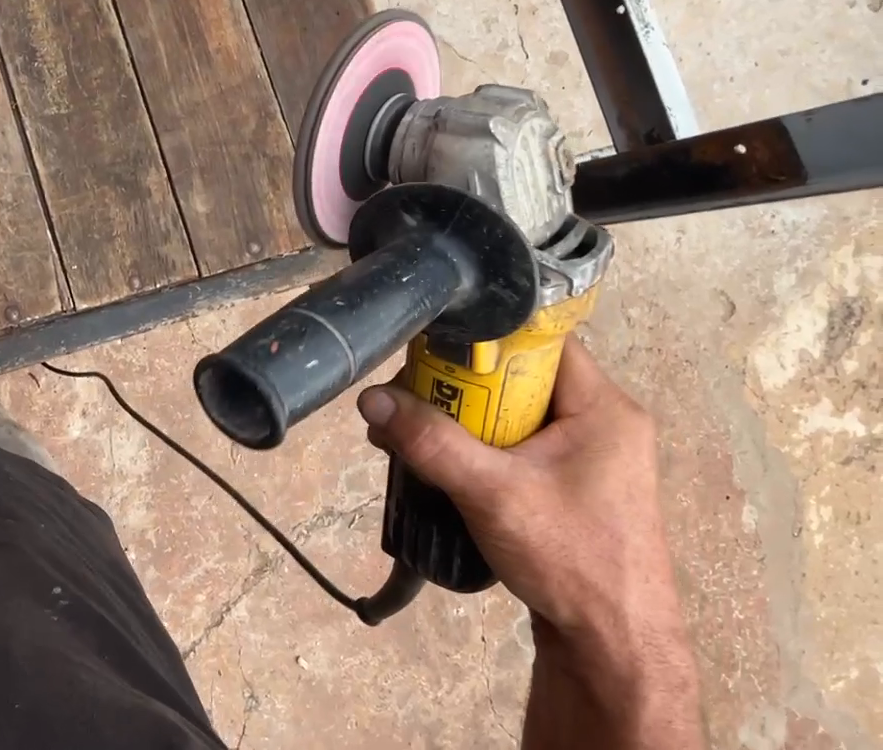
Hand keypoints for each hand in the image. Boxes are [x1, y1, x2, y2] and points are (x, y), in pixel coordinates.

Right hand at [357, 336, 700, 748]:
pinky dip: (463, 445)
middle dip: (450, 386)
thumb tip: (370, 399)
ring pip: (500, 411)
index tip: (426, 347)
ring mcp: (578, 453)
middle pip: (509, 375)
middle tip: (403, 400)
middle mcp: (595, 421)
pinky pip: (502, 442)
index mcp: (601, 407)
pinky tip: (427, 463)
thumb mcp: (492, 492)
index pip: (537, 340)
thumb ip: (430, 441)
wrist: (612, 646)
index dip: (481, 335)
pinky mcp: (558, 482)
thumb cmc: (571, 558)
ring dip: (449, 420)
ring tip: (402, 435)